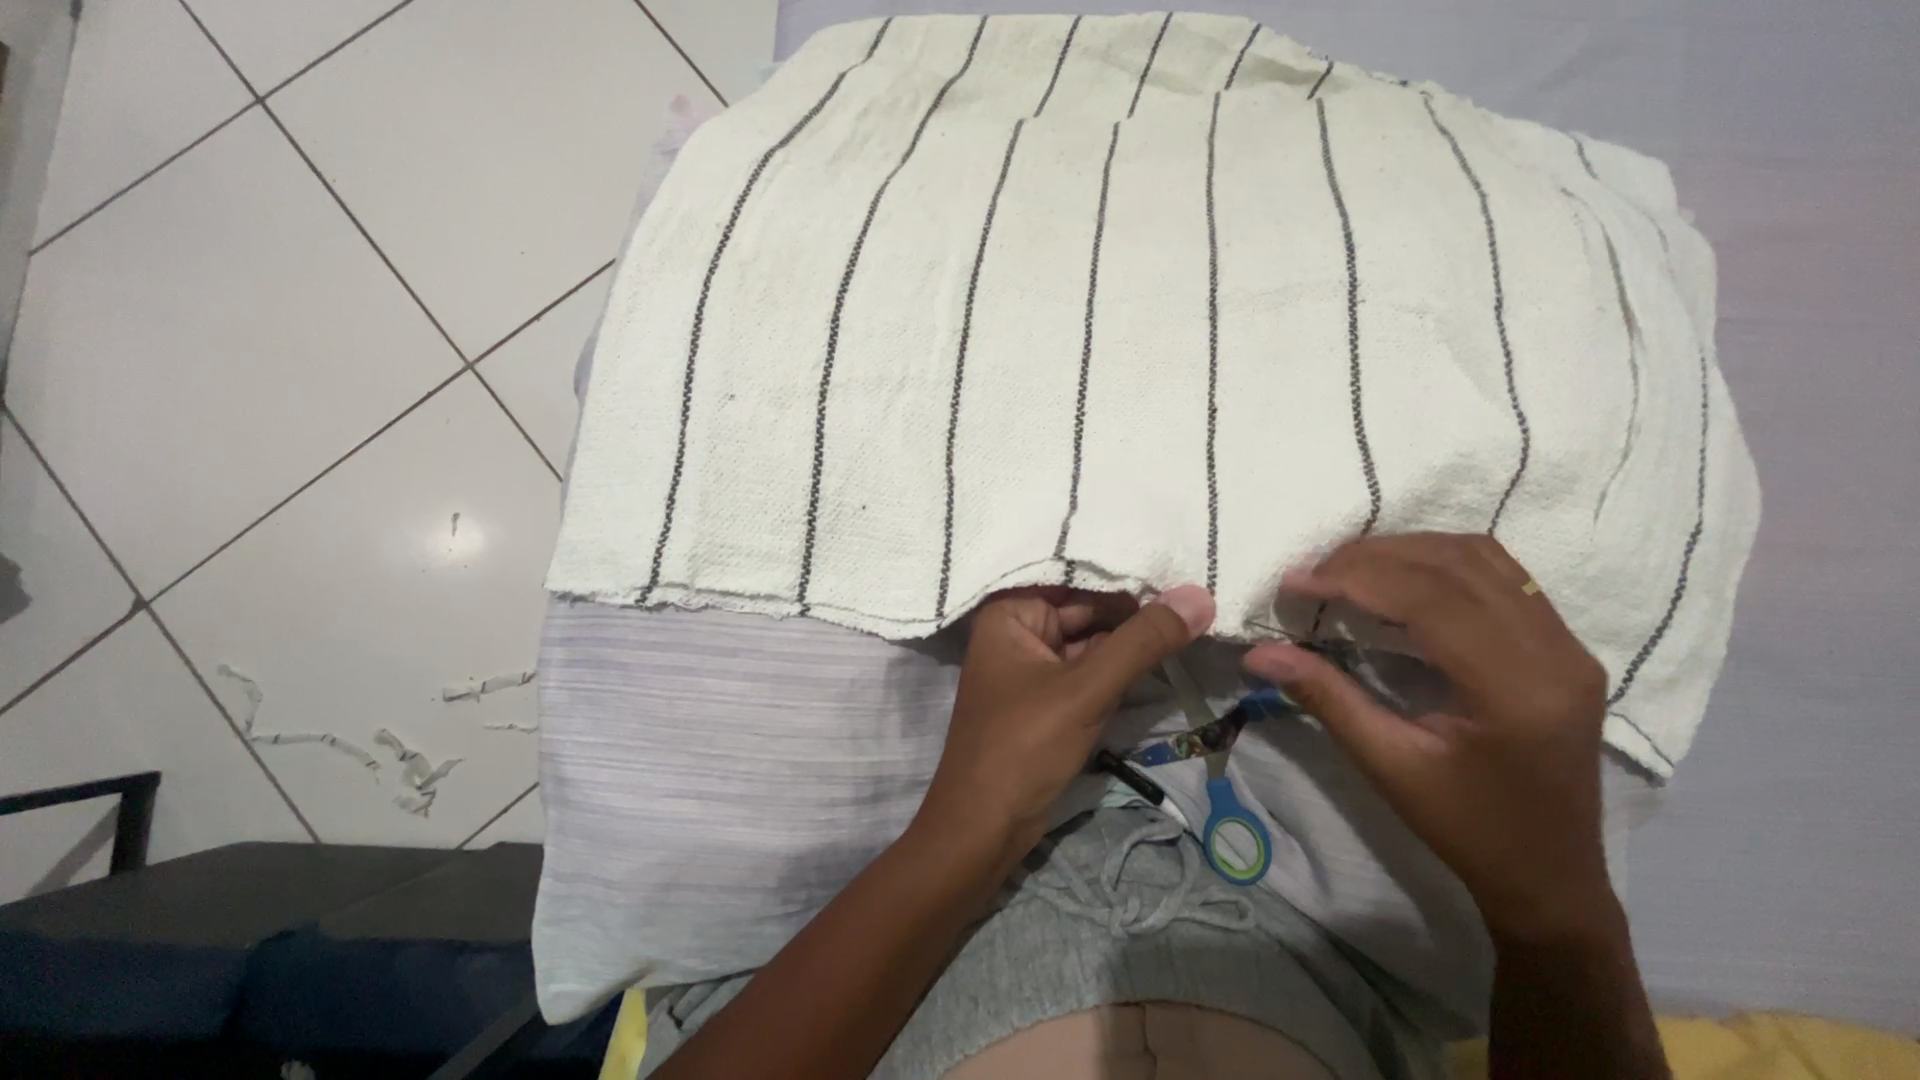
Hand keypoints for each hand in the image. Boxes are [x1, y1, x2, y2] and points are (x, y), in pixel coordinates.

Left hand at [915, 585, 1214, 862]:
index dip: (1128, 575)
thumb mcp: (1086, 689)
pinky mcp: (1048, 703)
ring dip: (1134, 640)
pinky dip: (1122, 669)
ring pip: (1091, 644)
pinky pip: (1089, 673)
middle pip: (1086, 610)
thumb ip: (1142, 641)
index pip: (1077, 580)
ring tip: (1195, 619)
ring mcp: (1032, 670)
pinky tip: (1165, 657)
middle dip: (1136, 609)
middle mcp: (1016, 633)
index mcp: (1009, 613)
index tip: (1183, 565)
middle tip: (1199, 595)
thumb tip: (1199, 595)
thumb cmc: (1022, 746)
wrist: (982, 828)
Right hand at [1243, 534, 1614, 941]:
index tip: (1298, 580)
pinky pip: (1504, 577)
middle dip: (1377, 556)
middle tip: (1315, 570)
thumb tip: (1258, 652)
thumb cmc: (1465, 828)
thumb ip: (1326, 697)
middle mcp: (1556, 654)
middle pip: (1459, 566)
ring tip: (1350, 567)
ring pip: (1485, 559)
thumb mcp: (1387, 765)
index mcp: (1515, 690)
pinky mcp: (1566, 647)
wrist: (1549, 875)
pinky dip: (1445, 564)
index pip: (1432, 599)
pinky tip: (1403, 579)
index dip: (1358, 577)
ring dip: (1412, 550)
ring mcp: (1570, 646)